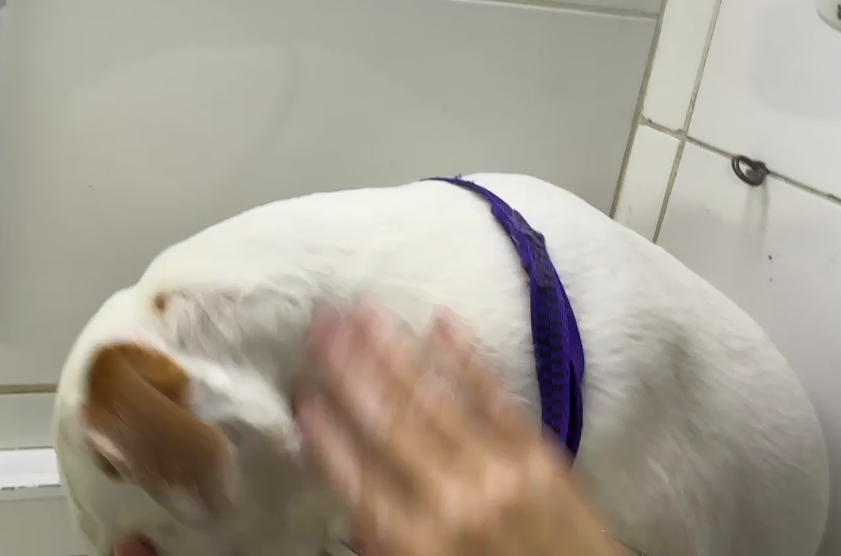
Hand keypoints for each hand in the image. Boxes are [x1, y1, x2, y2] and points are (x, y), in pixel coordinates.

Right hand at [294, 304, 622, 555]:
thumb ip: (388, 544)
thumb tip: (351, 509)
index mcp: (420, 543)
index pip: (358, 479)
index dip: (327, 434)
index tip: (302, 394)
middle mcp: (453, 499)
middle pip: (389, 421)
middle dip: (349, 368)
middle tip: (321, 324)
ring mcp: (499, 469)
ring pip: (433, 397)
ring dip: (394, 348)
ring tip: (364, 308)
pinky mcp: (538, 452)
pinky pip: (496, 394)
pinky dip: (467, 355)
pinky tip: (441, 318)